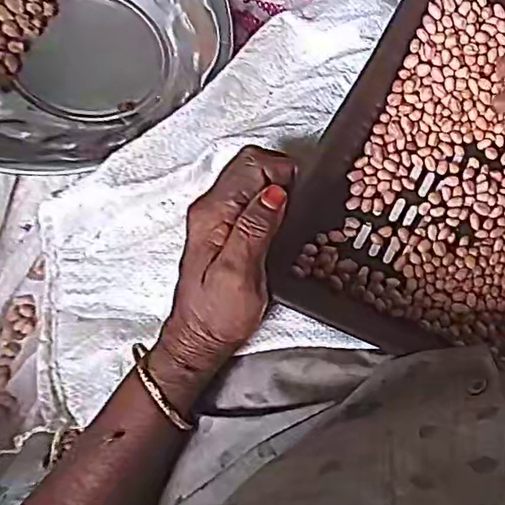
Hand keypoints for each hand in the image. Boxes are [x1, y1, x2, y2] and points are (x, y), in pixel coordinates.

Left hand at [151, 146, 293, 399]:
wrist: (200, 339)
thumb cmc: (218, 314)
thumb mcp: (240, 272)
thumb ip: (256, 228)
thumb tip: (275, 194)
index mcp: (213, 214)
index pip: (251, 165)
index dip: (284, 172)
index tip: (302, 195)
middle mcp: (212, 209)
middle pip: (252, 165)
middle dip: (284, 175)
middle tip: (304, 203)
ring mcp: (219, 218)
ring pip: (254, 180)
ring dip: (281, 187)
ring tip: (299, 211)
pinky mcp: (228, 229)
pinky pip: (253, 199)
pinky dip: (275, 201)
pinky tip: (286, 219)